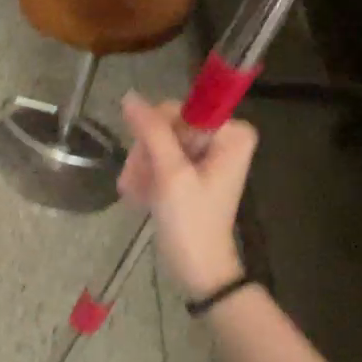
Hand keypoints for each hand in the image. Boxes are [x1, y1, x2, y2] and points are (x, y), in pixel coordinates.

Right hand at [118, 93, 257, 298]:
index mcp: (231, 134)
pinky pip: (158, 156)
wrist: (197, 264)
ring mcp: (205, 154)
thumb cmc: (191, 219)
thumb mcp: (171, 173)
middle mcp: (222, 138)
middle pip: (166, 125)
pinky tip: (143, 195)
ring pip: (156, 141)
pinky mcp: (191, 169)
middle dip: (147, 153)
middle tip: (143, 180)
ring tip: (140, 193)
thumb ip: (152, 132)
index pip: (179, 109)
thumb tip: (129, 96)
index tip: (153, 160)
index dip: (157, 131)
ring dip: (142, 167)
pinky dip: (146, 174)